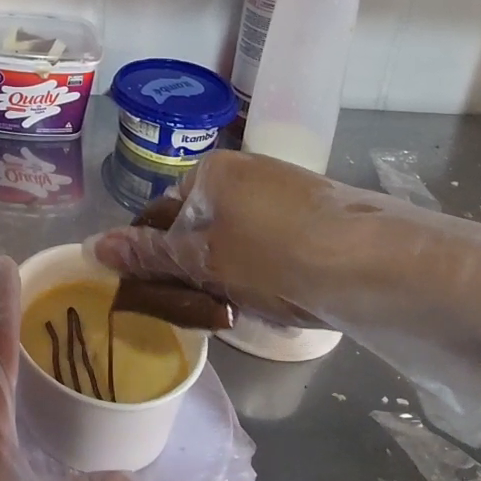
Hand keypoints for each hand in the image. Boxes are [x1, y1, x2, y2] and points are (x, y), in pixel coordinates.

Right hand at [91, 151, 480, 443]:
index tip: (163, 296)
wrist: (387, 267)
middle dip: (196, 270)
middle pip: (198, 226)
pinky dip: (267, 274)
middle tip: (209, 309)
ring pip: (235, 240)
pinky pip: (272, 245)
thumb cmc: (280, 257)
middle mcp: (244, 171)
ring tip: (247, 309)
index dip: (155, 258)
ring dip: (231, 276)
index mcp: (210, 171)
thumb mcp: (207, 261)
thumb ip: (150, 255)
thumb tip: (92, 246)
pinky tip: (285, 300)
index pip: (160, 215)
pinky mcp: (320, 217)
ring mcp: (286, 192)